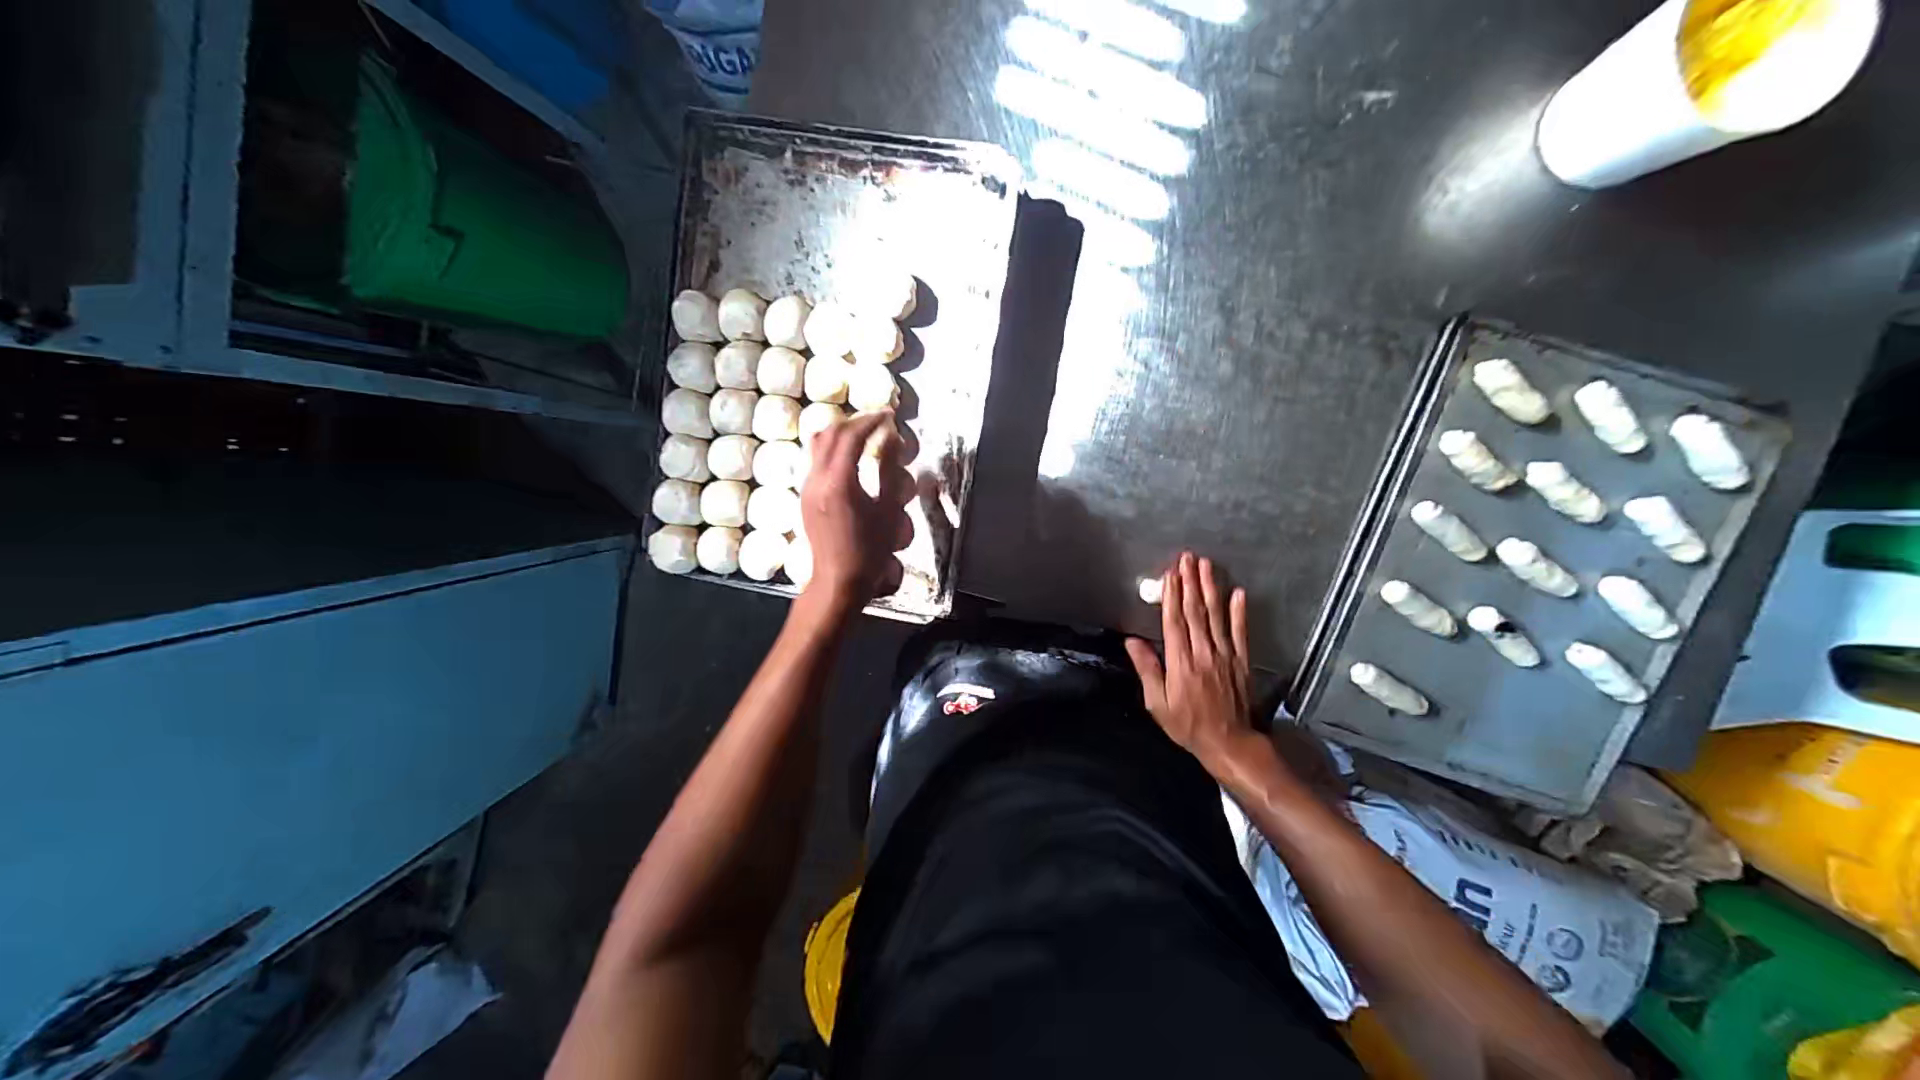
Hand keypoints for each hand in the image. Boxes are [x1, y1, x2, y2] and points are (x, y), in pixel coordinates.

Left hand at [800, 410, 911, 607]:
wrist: (838, 582)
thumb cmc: (869, 552)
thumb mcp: (888, 511)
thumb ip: (889, 470)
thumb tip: (891, 439)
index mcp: (839, 481)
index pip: (852, 436)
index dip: (872, 421)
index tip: (889, 416)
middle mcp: (817, 479)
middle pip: (830, 433)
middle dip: (854, 423)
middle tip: (877, 423)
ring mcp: (807, 488)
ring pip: (817, 444)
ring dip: (839, 434)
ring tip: (862, 437)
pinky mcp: (805, 497)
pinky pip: (814, 461)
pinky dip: (832, 450)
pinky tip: (850, 461)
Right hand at [1125, 553, 1256, 771]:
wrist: (1229, 742)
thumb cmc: (1187, 724)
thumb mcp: (1157, 703)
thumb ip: (1147, 669)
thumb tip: (1132, 642)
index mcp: (1180, 662)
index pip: (1174, 621)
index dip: (1172, 596)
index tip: (1169, 574)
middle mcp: (1203, 652)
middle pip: (1195, 611)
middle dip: (1190, 582)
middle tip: (1187, 558)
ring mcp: (1225, 655)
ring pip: (1216, 615)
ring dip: (1211, 588)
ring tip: (1206, 565)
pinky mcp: (1241, 661)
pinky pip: (1240, 632)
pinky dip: (1239, 612)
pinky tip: (1238, 593)